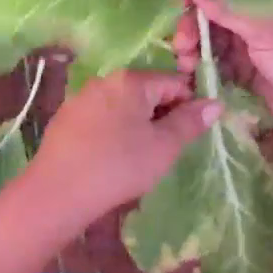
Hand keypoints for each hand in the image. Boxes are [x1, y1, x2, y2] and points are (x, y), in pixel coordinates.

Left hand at [22, 69, 218, 221]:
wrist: (58, 191)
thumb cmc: (119, 166)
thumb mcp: (163, 146)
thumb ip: (190, 122)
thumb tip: (214, 103)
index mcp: (131, 80)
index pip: (173, 82)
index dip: (189, 105)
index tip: (191, 134)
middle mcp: (104, 80)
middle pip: (146, 91)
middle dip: (162, 114)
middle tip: (166, 148)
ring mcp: (81, 98)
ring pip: (122, 105)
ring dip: (137, 123)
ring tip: (140, 156)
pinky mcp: (65, 118)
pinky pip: (101, 117)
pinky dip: (113, 131)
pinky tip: (112, 157)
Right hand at [171, 0, 272, 140]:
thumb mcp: (259, 30)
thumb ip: (225, 7)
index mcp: (260, 7)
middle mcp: (251, 26)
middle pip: (210, 20)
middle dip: (190, 28)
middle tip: (181, 43)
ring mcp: (246, 52)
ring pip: (209, 44)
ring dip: (192, 50)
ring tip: (186, 63)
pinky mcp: (241, 76)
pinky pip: (214, 66)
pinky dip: (201, 68)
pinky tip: (191, 74)